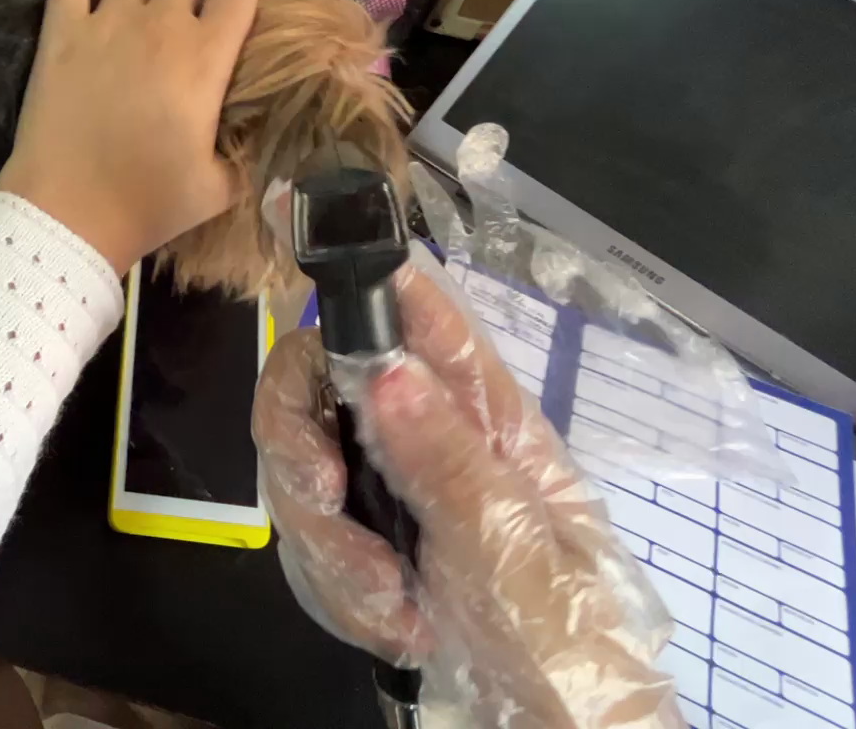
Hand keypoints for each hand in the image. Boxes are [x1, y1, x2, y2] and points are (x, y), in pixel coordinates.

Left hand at [0, 0, 261, 273]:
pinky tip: (83, 15)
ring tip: (127, 31)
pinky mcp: (60, 34)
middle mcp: (159, 27)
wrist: (71, 213)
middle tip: (178, 29)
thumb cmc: (149, 204)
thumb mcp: (219, 189)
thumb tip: (258, 137)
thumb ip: (245, 152)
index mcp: (206, 58)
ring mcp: (106, 24)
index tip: (239, 6)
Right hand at [253, 247, 684, 727]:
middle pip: (310, 380)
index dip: (353, 264)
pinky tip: (388, 620)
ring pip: (289, 461)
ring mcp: (374, 480)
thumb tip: (379, 367)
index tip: (290, 210)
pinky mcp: (348, 532)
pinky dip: (329, 582)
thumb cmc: (565, 645)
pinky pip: (295, 531)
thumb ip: (450, 465)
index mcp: (478, 411)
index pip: (410, 311)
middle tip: (324, 499)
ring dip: (324, 543)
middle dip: (298, 443)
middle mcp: (414, 428)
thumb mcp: (520, 561)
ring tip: (394, 609)